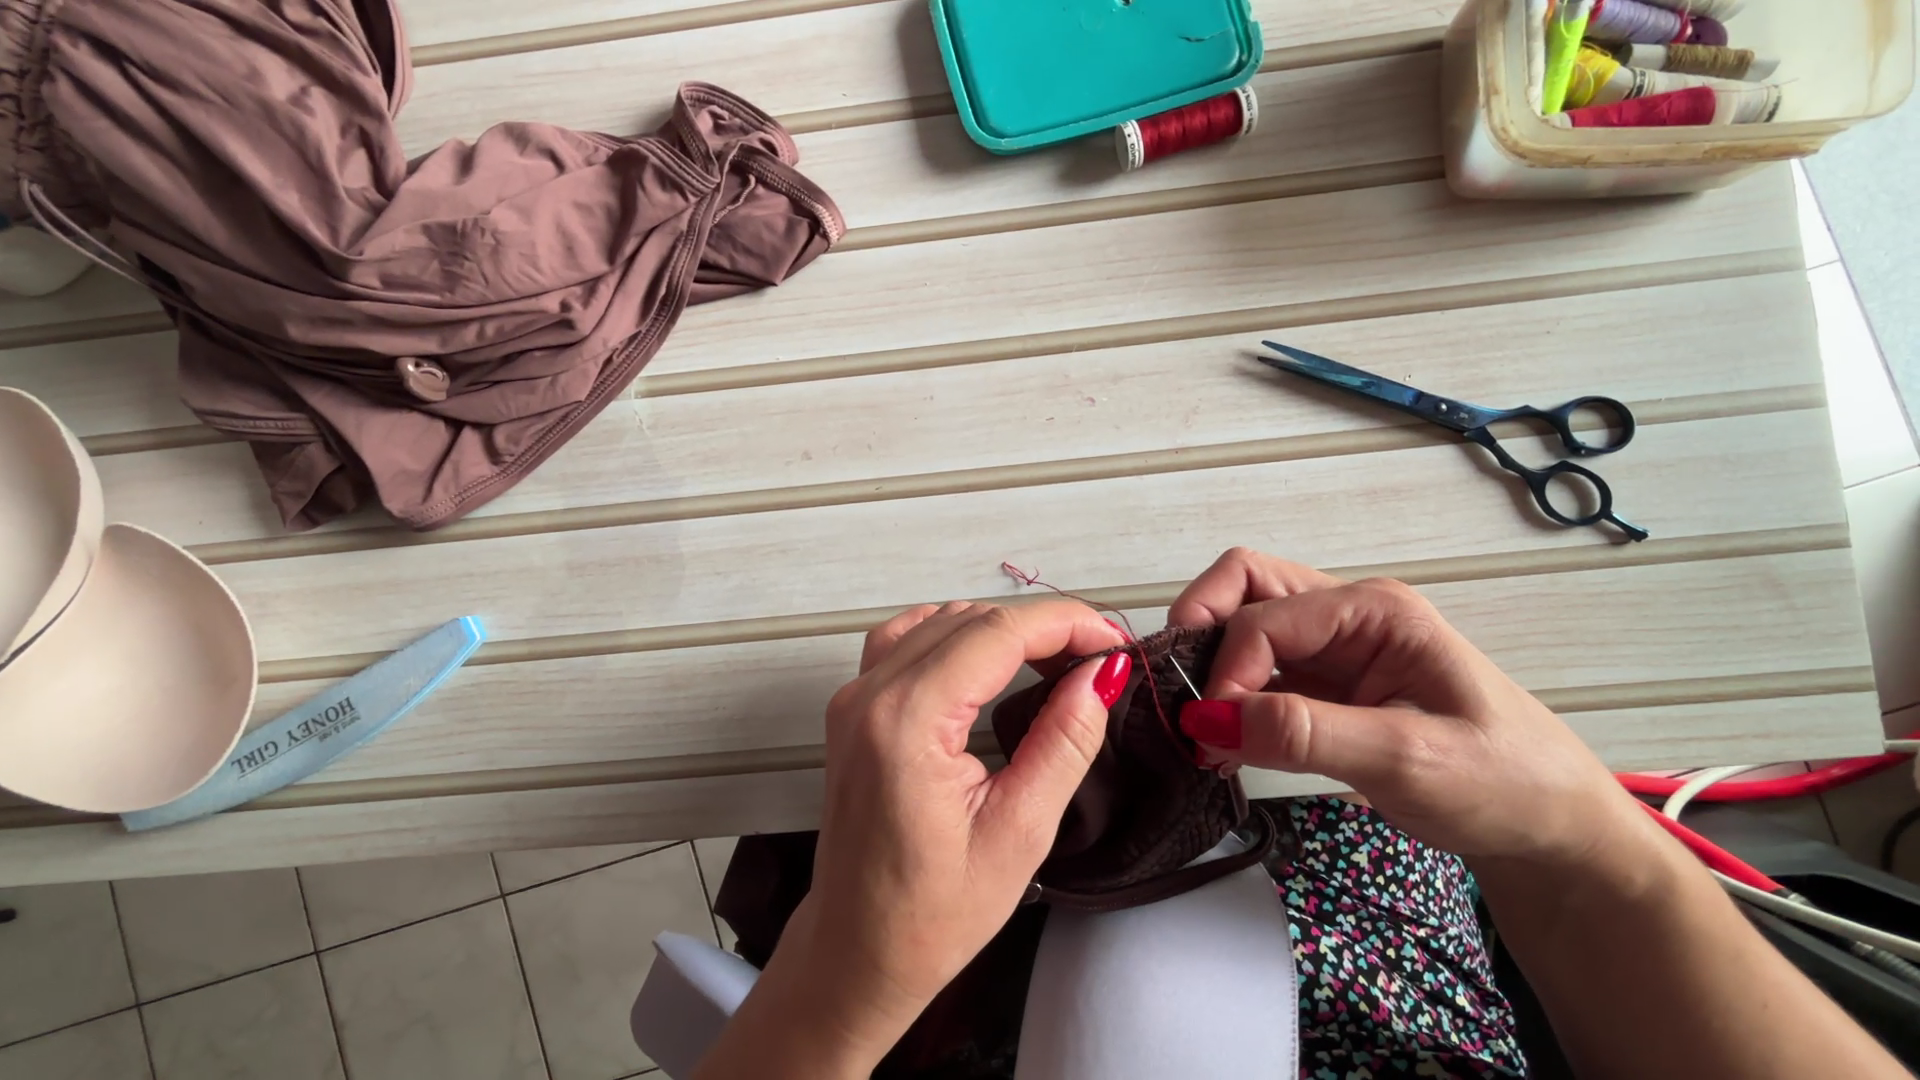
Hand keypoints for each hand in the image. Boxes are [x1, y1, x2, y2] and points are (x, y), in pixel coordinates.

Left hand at [760, 600, 1129, 1067]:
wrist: (857, 947)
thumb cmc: (931, 914)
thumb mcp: (1021, 831)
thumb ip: (1065, 741)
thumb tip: (1101, 675)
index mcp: (907, 722)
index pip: (997, 632)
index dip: (1065, 623)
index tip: (1113, 641)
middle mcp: (870, 696)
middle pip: (971, 619)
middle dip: (1042, 627)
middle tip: (1097, 660)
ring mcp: (853, 697)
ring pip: (940, 620)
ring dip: (1003, 629)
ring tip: (1055, 662)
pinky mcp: (853, 707)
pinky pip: (906, 638)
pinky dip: (956, 634)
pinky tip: (987, 658)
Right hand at [1168, 547, 1643, 867]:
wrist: (1549, 828)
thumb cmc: (1502, 783)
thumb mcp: (1408, 760)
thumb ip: (1306, 733)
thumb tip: (1206, 720)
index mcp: (1374, 610)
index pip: (1264, 617)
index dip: (1227, 670)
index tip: (1212, 733)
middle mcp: (1346, 614)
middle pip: (1244, 584)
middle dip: (1200, 629)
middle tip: (1181, 694)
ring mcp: (1332, 647)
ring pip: (1242, 620)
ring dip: (1210, 662)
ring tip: (1201, 725)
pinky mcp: (1322, 683)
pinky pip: (1255, 668)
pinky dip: (1227, 693)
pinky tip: (1223, 737)